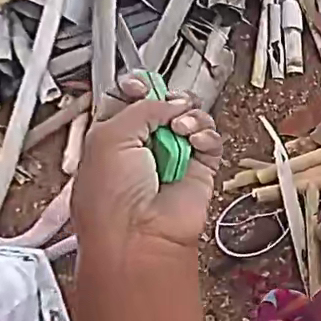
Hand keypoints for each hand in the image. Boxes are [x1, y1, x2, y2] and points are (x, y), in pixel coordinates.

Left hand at [72, 75, 222, 260]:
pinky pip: (211, 142)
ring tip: (182, 130)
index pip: (128, 101)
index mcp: (112, 137)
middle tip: (168, 107)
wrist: (140, 234)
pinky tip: (196, 143)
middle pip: (165, 106)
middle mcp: (144, 146)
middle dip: (169, 101)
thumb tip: (173, 103)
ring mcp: (174, 157)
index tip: (140, 86)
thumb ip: (142, 109)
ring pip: (192, 120)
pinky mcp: (201, 170)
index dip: (137, 88)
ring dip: (190, 119)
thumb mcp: (109, 137)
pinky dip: (207, 136)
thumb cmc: (111, 197)